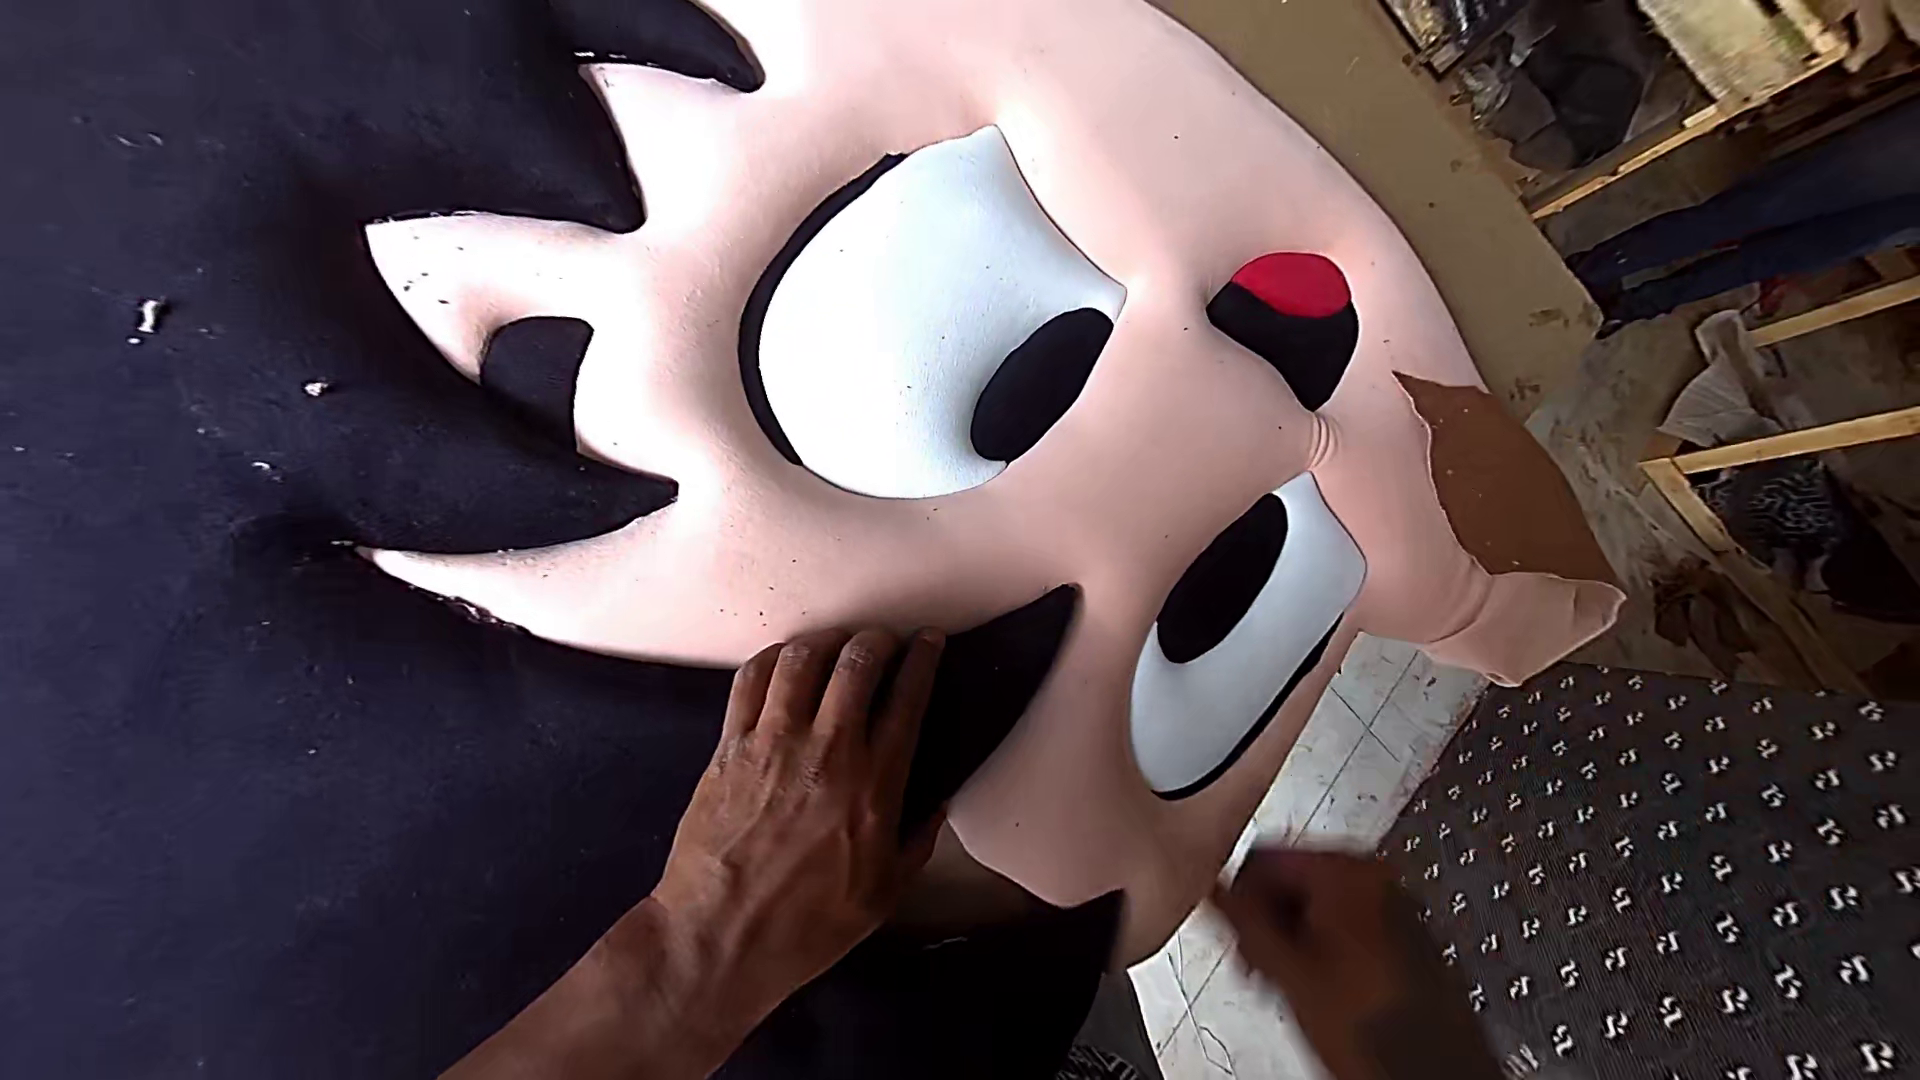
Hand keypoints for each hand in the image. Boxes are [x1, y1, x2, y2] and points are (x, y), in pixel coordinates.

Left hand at [644, 627, 946, 1038]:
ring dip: (827, 639)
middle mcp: (827, 750)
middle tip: (883, 642)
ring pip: (803, 659)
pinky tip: (786, 661)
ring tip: (836, 644)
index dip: (924, 658)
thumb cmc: (805, 923)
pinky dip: (774, 657)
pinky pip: (752, 679)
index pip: (908, 698)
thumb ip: (919, 841)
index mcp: (872, 784)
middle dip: (878, 639)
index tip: (929, 640)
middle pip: (858, 662)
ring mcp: (774, 742)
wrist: (715, 940)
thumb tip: (940, 801)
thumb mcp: (883, 893)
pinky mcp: (731, 744)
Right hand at [1210, 847, 1501, 1079]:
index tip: (1230, 920)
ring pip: (1310, 902)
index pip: (1262, 855)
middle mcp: (1376, 877)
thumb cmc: (1383, 1033)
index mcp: (1350, 870)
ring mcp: (1394, 905)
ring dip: (1285, 934)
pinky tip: (1308, 979)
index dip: (1237, 892)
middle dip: (1262, 917)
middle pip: (1288, 879)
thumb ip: (1241, 916)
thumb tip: (1211, 884)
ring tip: (1277, 973)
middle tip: (1252, 955)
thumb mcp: (1288, 969)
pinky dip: (1316, 943)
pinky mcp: (1403, 935)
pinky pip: (1338, 920)